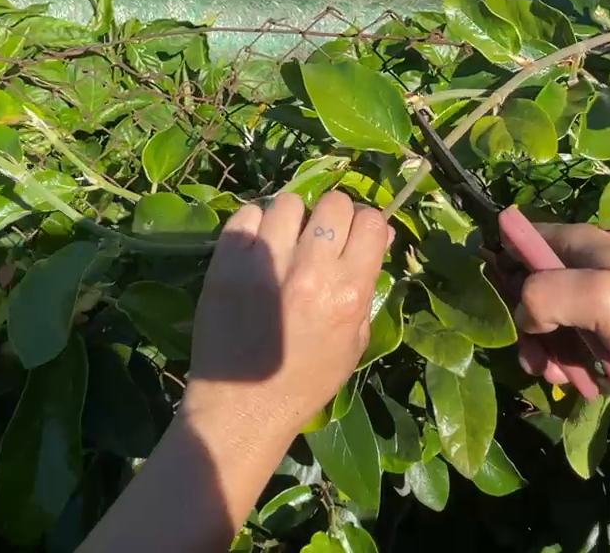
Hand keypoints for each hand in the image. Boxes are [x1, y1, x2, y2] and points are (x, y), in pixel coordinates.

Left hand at [181, 190, 392, 456]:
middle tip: (319, 237)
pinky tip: (256, 248)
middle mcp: (311, 270)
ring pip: (289, 202)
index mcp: (348, 292)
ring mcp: (266, 262)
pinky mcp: (228, 262)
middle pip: (333, 203)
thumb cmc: (306, 381)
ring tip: (284, 242)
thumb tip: (380, 233)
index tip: (353, 234)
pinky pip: (247, 215)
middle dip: (331, 215)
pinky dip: (254, 226)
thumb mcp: (354, 341)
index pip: (371, 222)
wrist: (242, 407)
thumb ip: (368, 283)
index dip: (365, 223)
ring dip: (291, 218)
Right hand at [513, 224, 609, 408]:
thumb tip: (520, 312)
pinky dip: (582, 366)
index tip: (502, 313)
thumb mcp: (600, 299)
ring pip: (555, 322)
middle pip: (532, 290)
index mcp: (580, 242)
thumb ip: (545, 295)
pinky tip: (597, 387)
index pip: (518, 241)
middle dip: (532, 330)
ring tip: (575, 385)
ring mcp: (604, 295)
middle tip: (542, 366)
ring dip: (557, 355)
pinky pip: (581, 342)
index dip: (502, 272)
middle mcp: (587, 262)